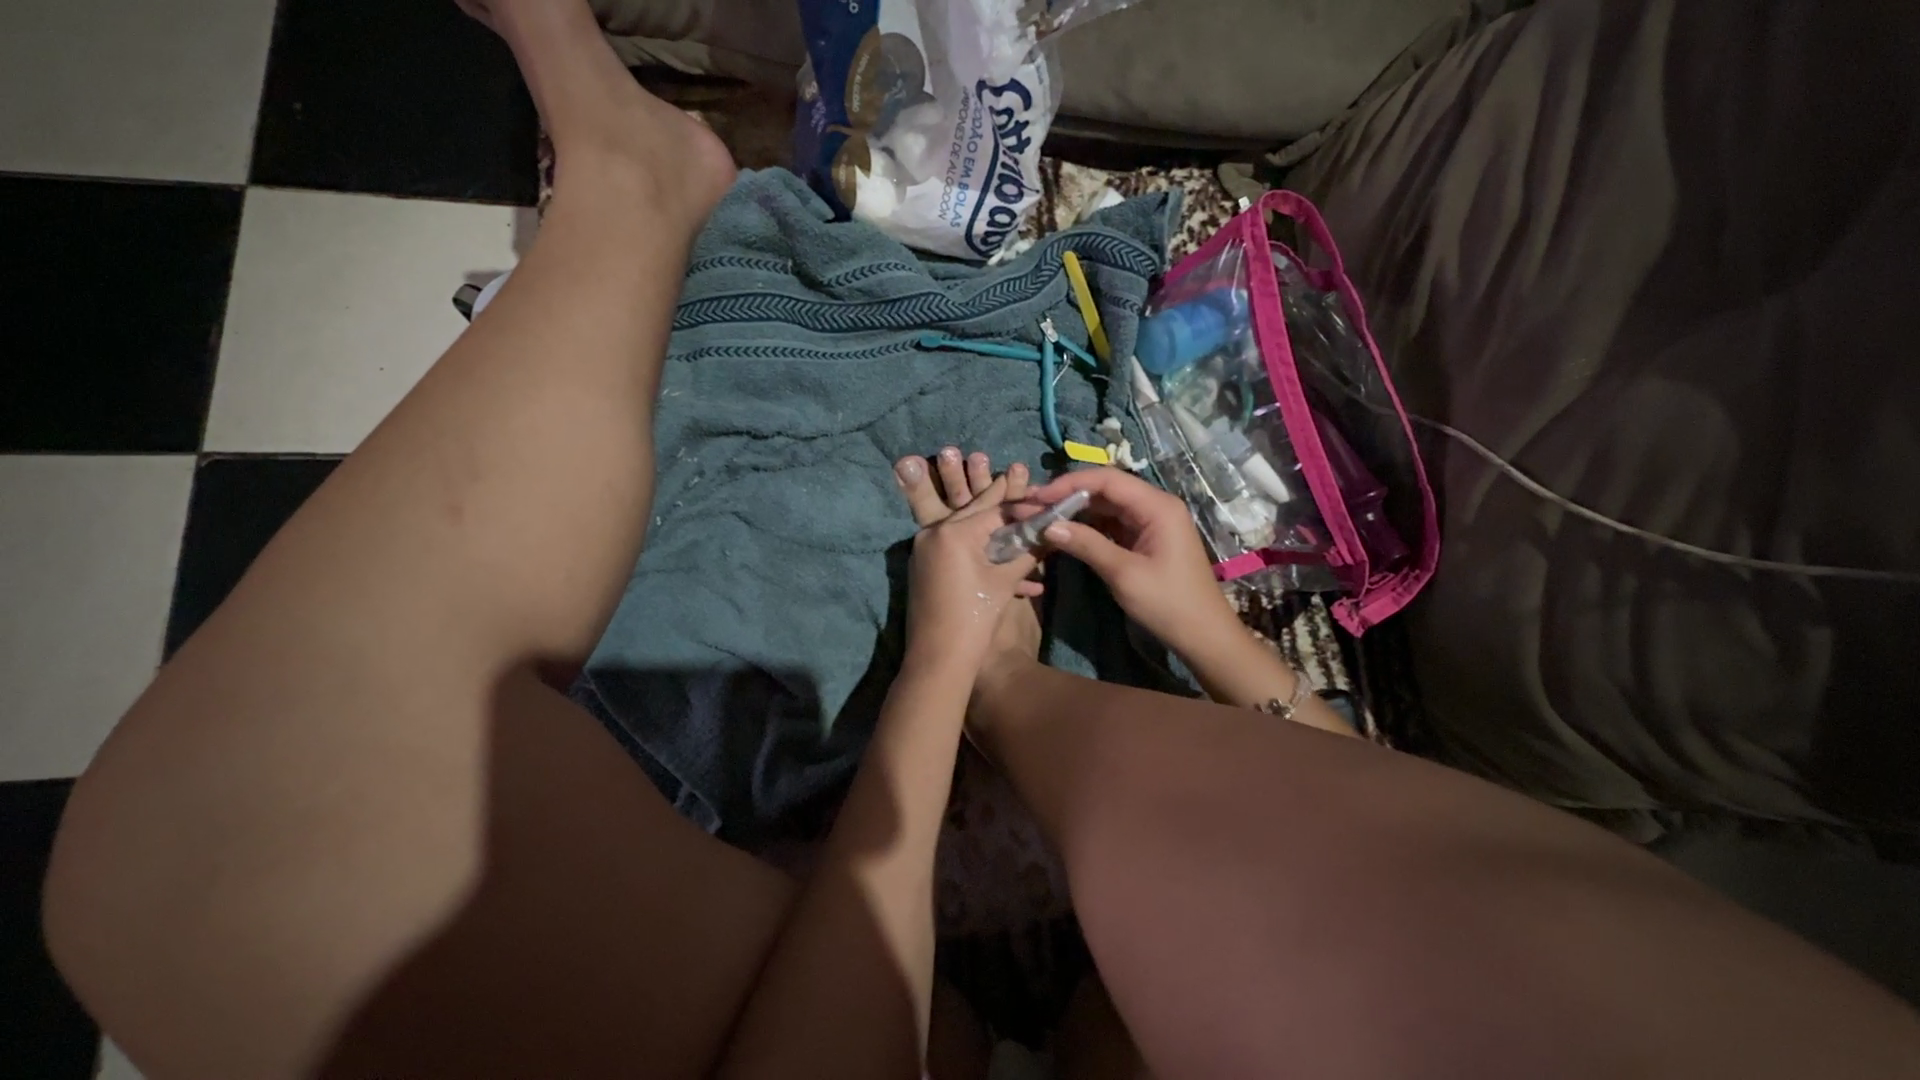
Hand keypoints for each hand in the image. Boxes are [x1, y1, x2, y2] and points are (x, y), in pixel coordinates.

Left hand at [905, 477, 1042, 671]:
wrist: (938, 658)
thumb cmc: (975, 618)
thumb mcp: (1005, 582)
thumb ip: (1027, 552)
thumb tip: (1051, 534)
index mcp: (953, 532)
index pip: (994, 510)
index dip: (1022, 507)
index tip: (1043, 501)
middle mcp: (933, 533)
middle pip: (976, 513)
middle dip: (1003, 507)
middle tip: (1025, 483)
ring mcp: (924, 550)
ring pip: (965, 532)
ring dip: (991, 530)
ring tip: (1019, 520)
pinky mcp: (923, 566)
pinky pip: (954, 550)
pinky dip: (976, 552)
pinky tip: (1002, 558)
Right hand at [1022, 467, 1239, 655]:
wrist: (1203, 635)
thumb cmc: (1168, 603)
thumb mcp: (1123, 574)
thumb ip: (1087, 544)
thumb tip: (1049, 525)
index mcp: (1157, 506)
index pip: (1107, 479)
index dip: (1070, 483)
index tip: (1038, 497)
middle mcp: (1155, 506)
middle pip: (1106, 489)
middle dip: (1068, 496)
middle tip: (1032, 507)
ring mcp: (1151, 522)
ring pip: (1106, 506)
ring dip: (1075, 511)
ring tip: (1041, 518)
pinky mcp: (1146, 539)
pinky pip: (1112, 524)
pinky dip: (1088, 527)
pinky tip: (1064, 533)